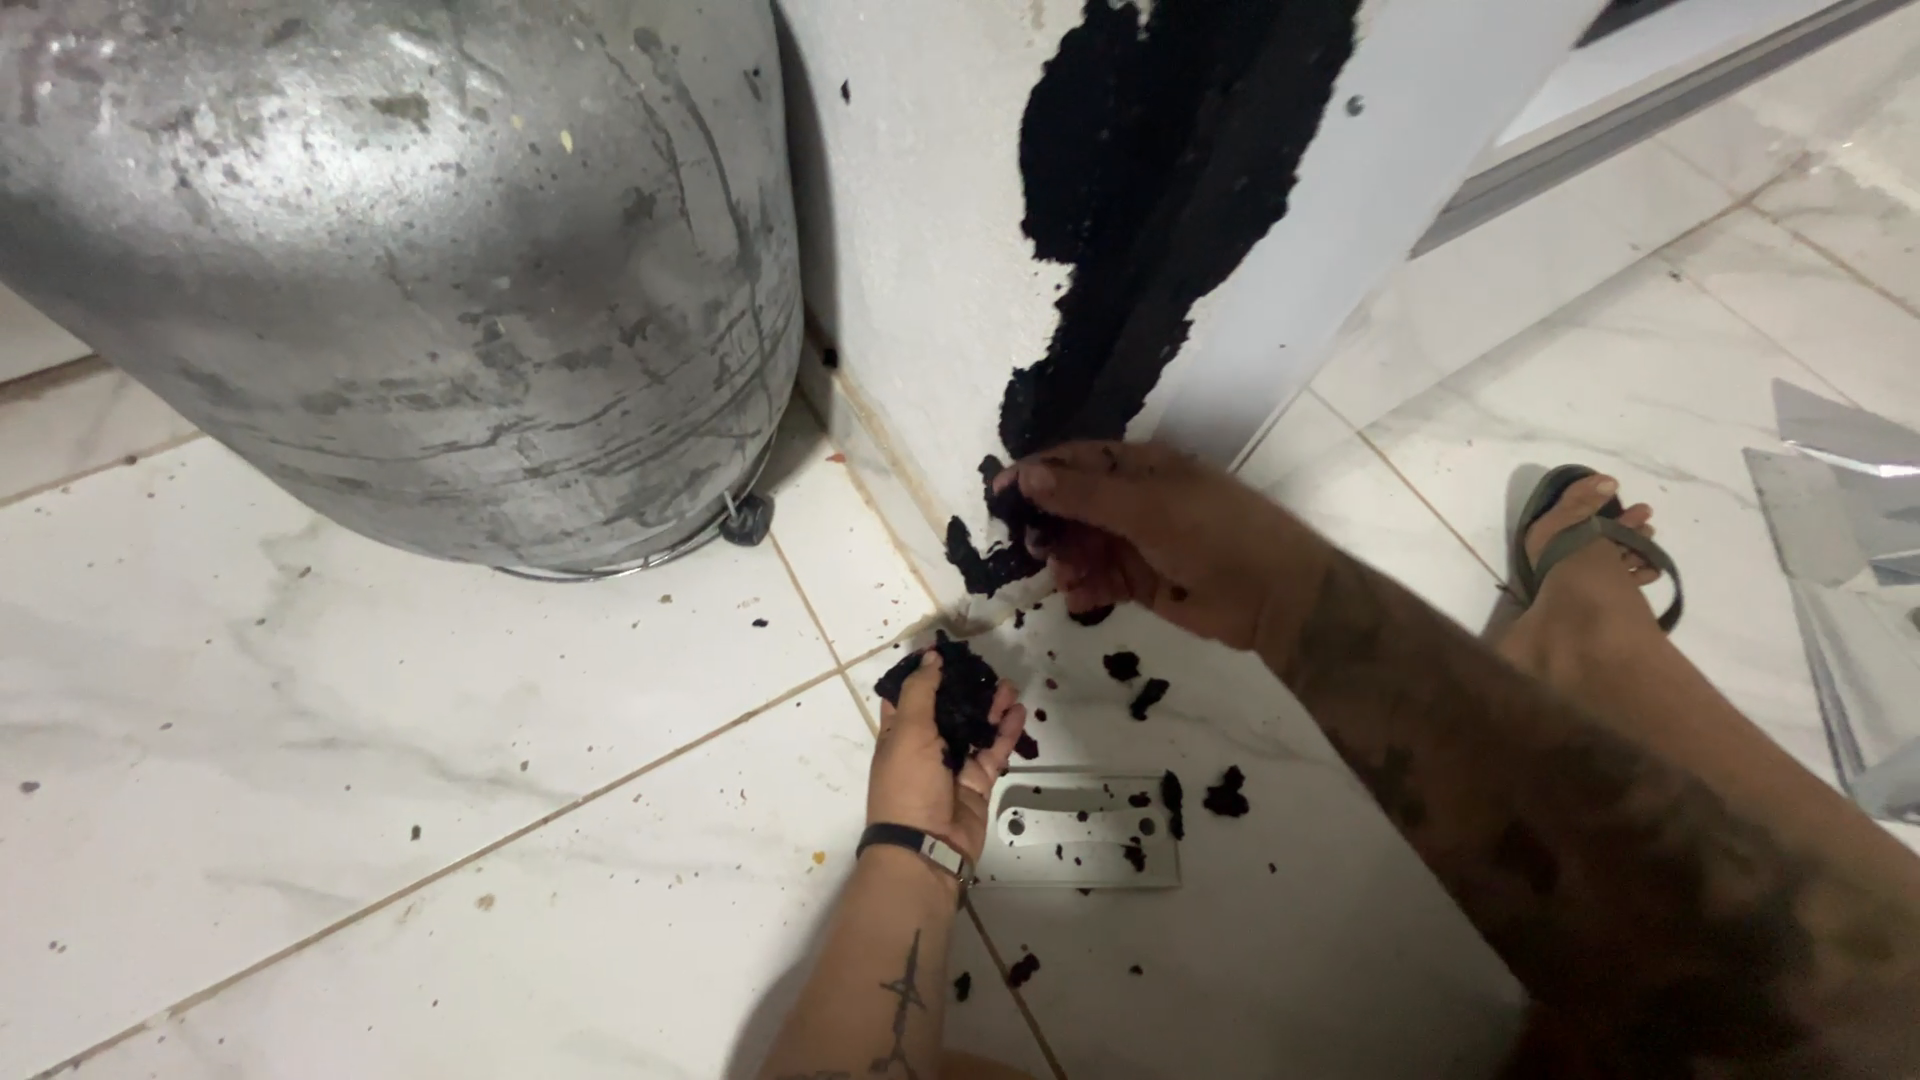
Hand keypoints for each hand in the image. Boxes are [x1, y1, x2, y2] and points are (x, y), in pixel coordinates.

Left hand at [870, 651, 1026, 865]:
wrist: (925, 847)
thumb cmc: (908, 784)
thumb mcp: (908, 731)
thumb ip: (921, 692)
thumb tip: (930, 657)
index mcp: (899, 733)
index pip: (909, 694)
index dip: (924, 672)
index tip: (944, 650)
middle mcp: (926, 745)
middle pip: (948, 707)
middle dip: (966, 687)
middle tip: (986, 667)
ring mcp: (953, 763)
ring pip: (975, 726)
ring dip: (991, 705)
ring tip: (1009, 686)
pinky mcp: (978, 780)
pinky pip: (993, 750)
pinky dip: (1006, 731)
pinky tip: (1019, 712)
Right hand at [996, 440, 1311, 650]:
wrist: (1273, 595)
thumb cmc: (1213, 534)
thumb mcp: (1146, 509)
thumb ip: (1085, 495)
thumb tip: (1028, 476)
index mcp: (1140, 468)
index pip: (1076, 462)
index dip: (1037, 473)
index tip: (1000, 493)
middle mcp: (1134, 500)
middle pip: (1073, 506)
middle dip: (1048, 525)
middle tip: (1027, 546)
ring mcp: (1137, 541)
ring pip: (1083, 545)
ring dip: (1066, 560)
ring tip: (1062, 576)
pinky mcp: (1141, 580)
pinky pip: (1100, 579)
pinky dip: (1085, 587)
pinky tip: (1078, 597)